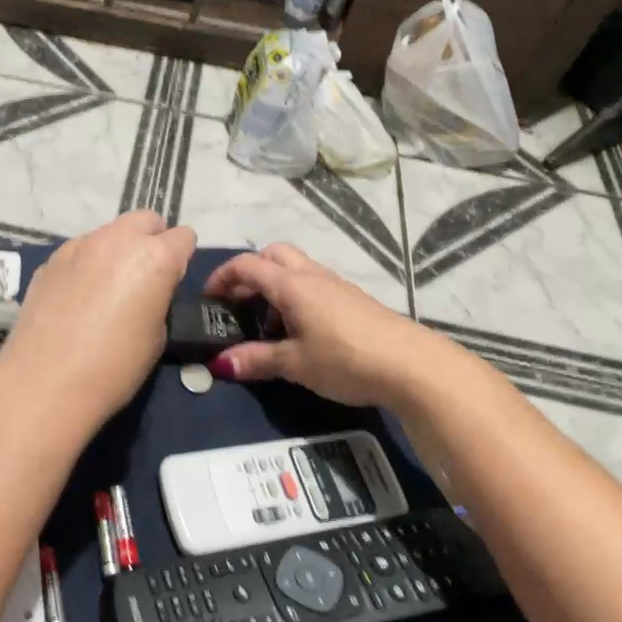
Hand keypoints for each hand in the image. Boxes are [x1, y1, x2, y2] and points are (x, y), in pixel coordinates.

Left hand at [0, 211, 195, 435]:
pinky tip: (77, 298)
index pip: (183, 237)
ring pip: (109, 232)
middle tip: (144, 277)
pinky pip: (79, 251)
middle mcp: (117, 240)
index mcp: (154, 257)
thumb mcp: (157, 335)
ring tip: (107, 289)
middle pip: (145, 220)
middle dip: (151, 240)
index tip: (172, 281)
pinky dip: (87, 264)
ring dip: (116, 250)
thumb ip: (158, 298)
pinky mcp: (51, 259)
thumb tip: (149, 290)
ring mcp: (79, 246)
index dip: (181, 258)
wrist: (46, 381)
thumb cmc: (114, 367)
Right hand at [203, 243, 448, 406]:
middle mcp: (313, 277)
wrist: (413, 367)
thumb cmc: (346, 359)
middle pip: (274, 255)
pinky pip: (315, 287)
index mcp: (292, 285)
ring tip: (269, 328)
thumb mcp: (295, 364)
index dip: (222, 277)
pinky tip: (302, 334)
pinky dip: (298, 300)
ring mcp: (338, 287)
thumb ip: (256, 360)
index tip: (208, 300)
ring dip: (275, 288)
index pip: (247, 265)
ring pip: (297, 271)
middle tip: (239, 305)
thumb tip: (220, 363)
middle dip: (251, 273)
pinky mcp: (355, 302)